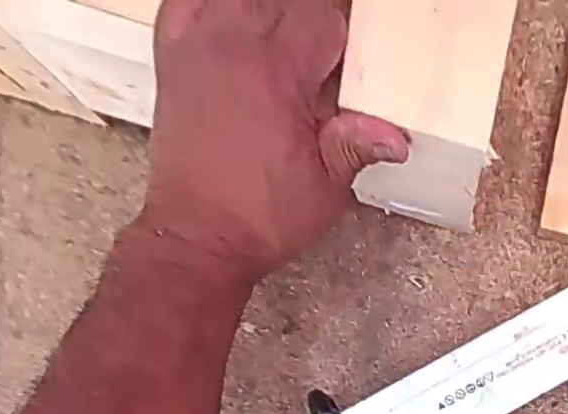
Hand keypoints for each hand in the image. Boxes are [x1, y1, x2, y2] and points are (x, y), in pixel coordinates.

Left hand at [138, 0, 408, 278]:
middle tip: (326, 59)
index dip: (348, 34)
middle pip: (288, 0)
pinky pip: (192, 1)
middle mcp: (233, 43)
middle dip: (314, 22)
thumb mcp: (325, 190)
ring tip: (288, 49)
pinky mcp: (172, 56)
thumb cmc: (258, 218)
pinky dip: (220, 8)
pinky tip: (237, 26)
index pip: (326, 17)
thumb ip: (356, 147)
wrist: (200, 236)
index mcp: (277, 72)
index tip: (355, 53)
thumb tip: (395, 136)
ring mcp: (198, 44)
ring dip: (273, 14)